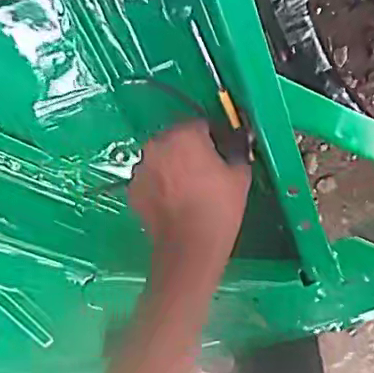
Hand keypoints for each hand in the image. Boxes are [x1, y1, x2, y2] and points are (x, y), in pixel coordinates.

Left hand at [130, 120, 250, 268]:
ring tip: (189, 190)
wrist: (189, 246)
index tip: (223, 154)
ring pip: (161, 159)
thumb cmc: (219, 207)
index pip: (201, 125)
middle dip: (190, 151)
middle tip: (206, 173)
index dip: (215, 138)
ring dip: (173, 167)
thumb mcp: (240, 175)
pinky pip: (151, 180)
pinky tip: (174, 203)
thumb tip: (237, 143)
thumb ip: (238, 151)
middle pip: (177, 140)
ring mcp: (141, 168)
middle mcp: (157, 145)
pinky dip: (160, 186)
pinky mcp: (133, 190)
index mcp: (184, 134)